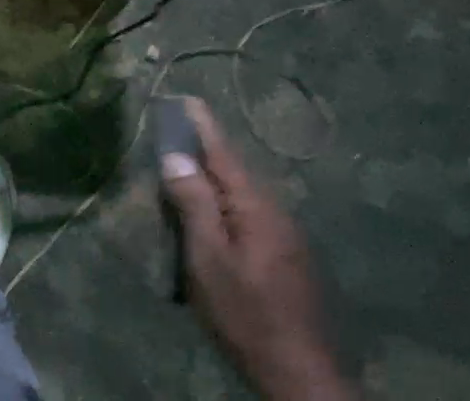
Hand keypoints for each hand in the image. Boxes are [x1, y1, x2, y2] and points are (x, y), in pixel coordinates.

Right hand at [162, 100, 355, 400]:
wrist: (298, 372)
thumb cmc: (245, 310)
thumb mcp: (208, 256)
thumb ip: (193, 203)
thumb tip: (175, 155)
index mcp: (256, 208)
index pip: (222, 154)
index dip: (201, 126)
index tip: (184, 97)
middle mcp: (275, 215)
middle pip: (232, 172)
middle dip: (202, 150)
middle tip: (171, 131)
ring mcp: (284, 238)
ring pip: (239, 195)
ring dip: (209, 180)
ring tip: (180, 170)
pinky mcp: (284, 259)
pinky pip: (245, 216)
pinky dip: (220, 204)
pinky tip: (205, 215)